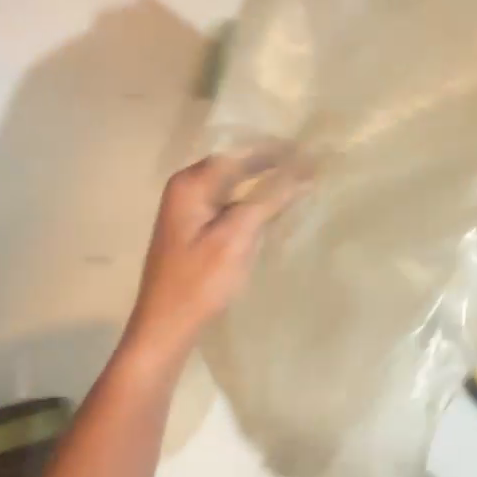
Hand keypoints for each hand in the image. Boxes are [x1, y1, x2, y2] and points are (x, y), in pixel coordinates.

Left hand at [124, 156, 298, 353]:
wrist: (165, 326)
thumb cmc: (199, 282)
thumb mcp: (237, 237)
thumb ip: (269, 199)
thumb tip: (304, 168)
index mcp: (190, 184)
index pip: (239, 152)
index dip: (275, 150)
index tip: (311, 149)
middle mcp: (184, 189)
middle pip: (234, 165)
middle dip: (270, 164)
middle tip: (311, 163)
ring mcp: (186, 210)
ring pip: (231, 186)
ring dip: (262, 184)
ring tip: (301, 182)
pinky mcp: (192, 231)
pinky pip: (227, 205)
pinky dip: (250, 203)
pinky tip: (274, 209)